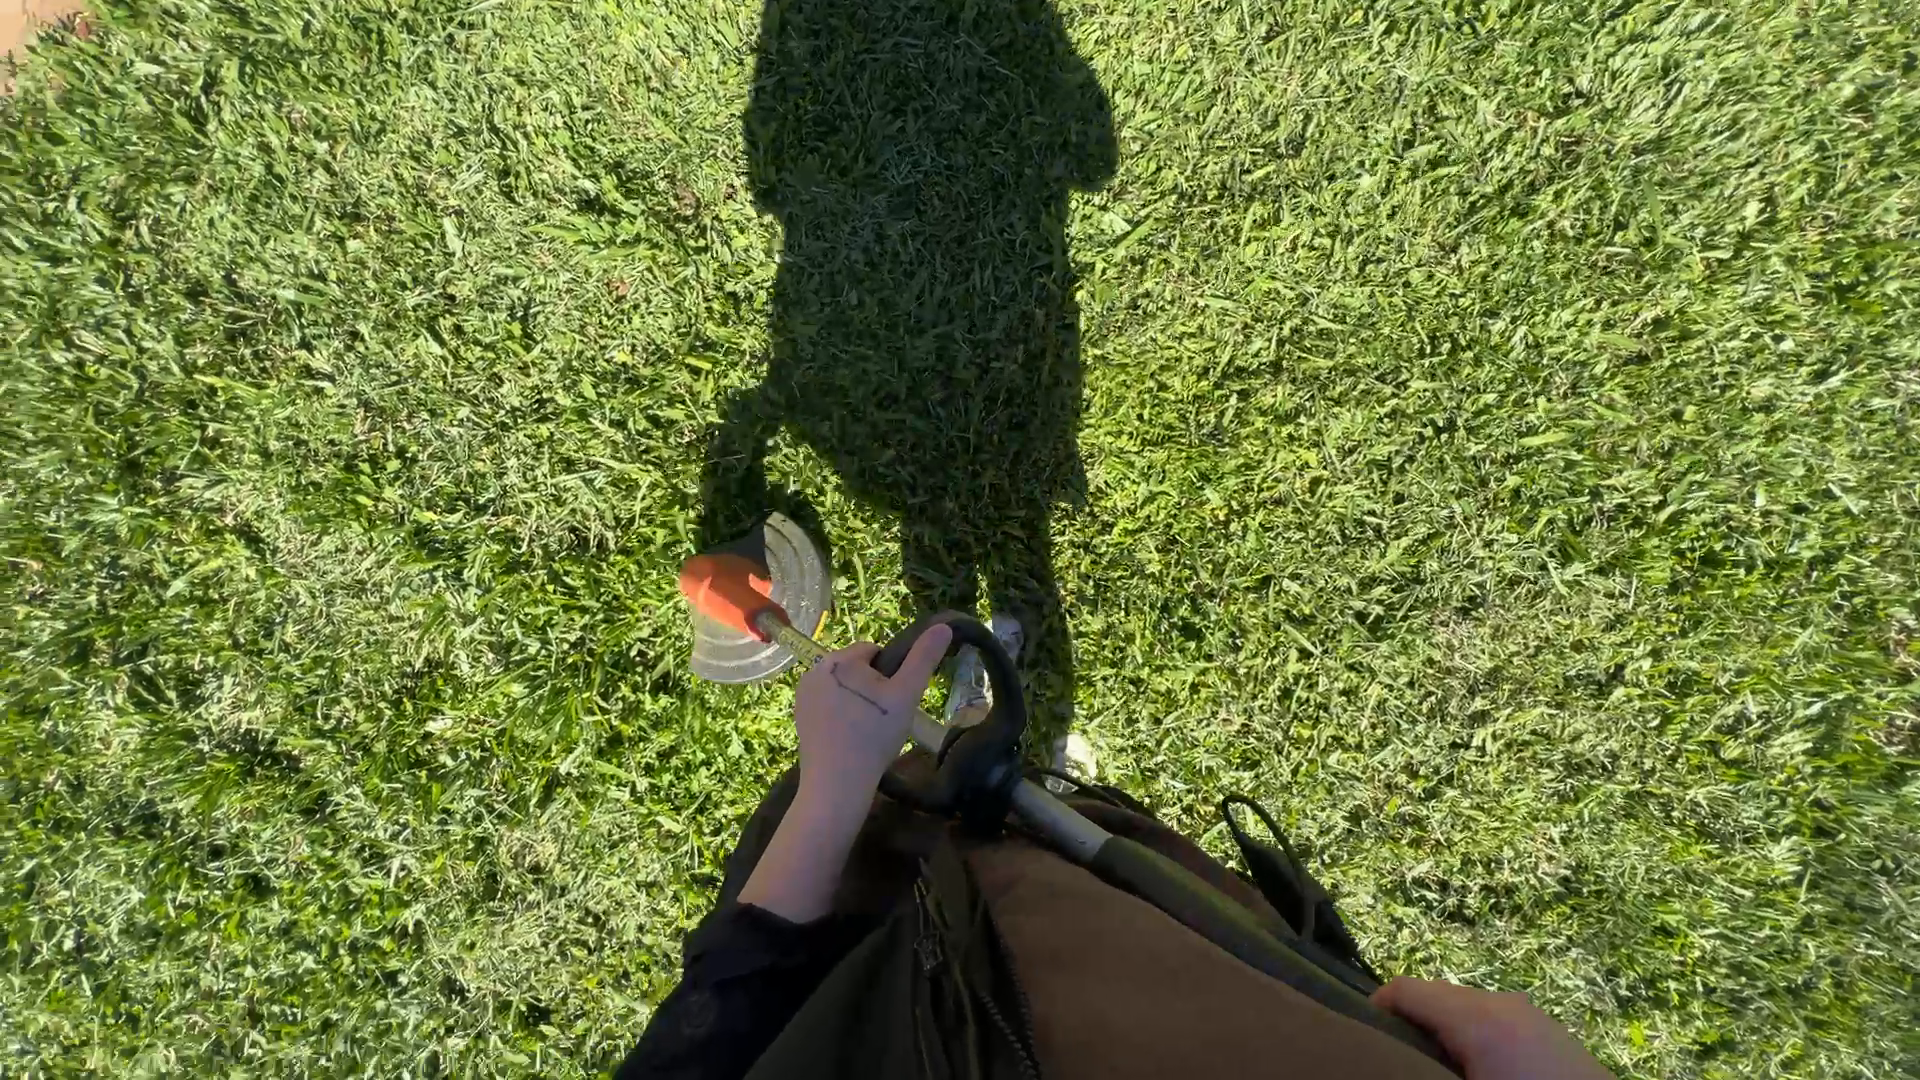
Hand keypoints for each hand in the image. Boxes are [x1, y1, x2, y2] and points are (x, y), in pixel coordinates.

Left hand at [790, 624, 952, 803]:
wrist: (837, 784)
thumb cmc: (874, 735)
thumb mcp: (906, 694)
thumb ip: (924, 658)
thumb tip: (944, 626)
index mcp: (839, 659)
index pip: (873, 651)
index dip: (890, 674)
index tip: (893, 701)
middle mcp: (815, 669)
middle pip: (857, 668)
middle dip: (872, 687)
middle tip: (882, 718)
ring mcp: (804, 694)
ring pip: (843, 686)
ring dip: (857, 699)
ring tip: (867, 729)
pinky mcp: (800, 715)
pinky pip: (829, 703)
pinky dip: (841, 713)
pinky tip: (850, 736)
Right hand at [1372, 978, 1611, 1079]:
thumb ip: (1423, 1068)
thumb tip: (1394, 1060)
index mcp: (1476, 1017)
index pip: (1403, 989)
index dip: (1376, 1011)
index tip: (1366, 1043)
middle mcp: (1501, 1002)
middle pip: (1434, 995)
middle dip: (1413, 1025)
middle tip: (1405, 1063)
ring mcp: (1532, 1015)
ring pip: (1466, 1008)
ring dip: (1447, 1034)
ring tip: (1445, 1073)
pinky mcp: (1556, 1034)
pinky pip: (1498, 1023)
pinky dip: (1480, 1040)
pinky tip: (1488, 1074)